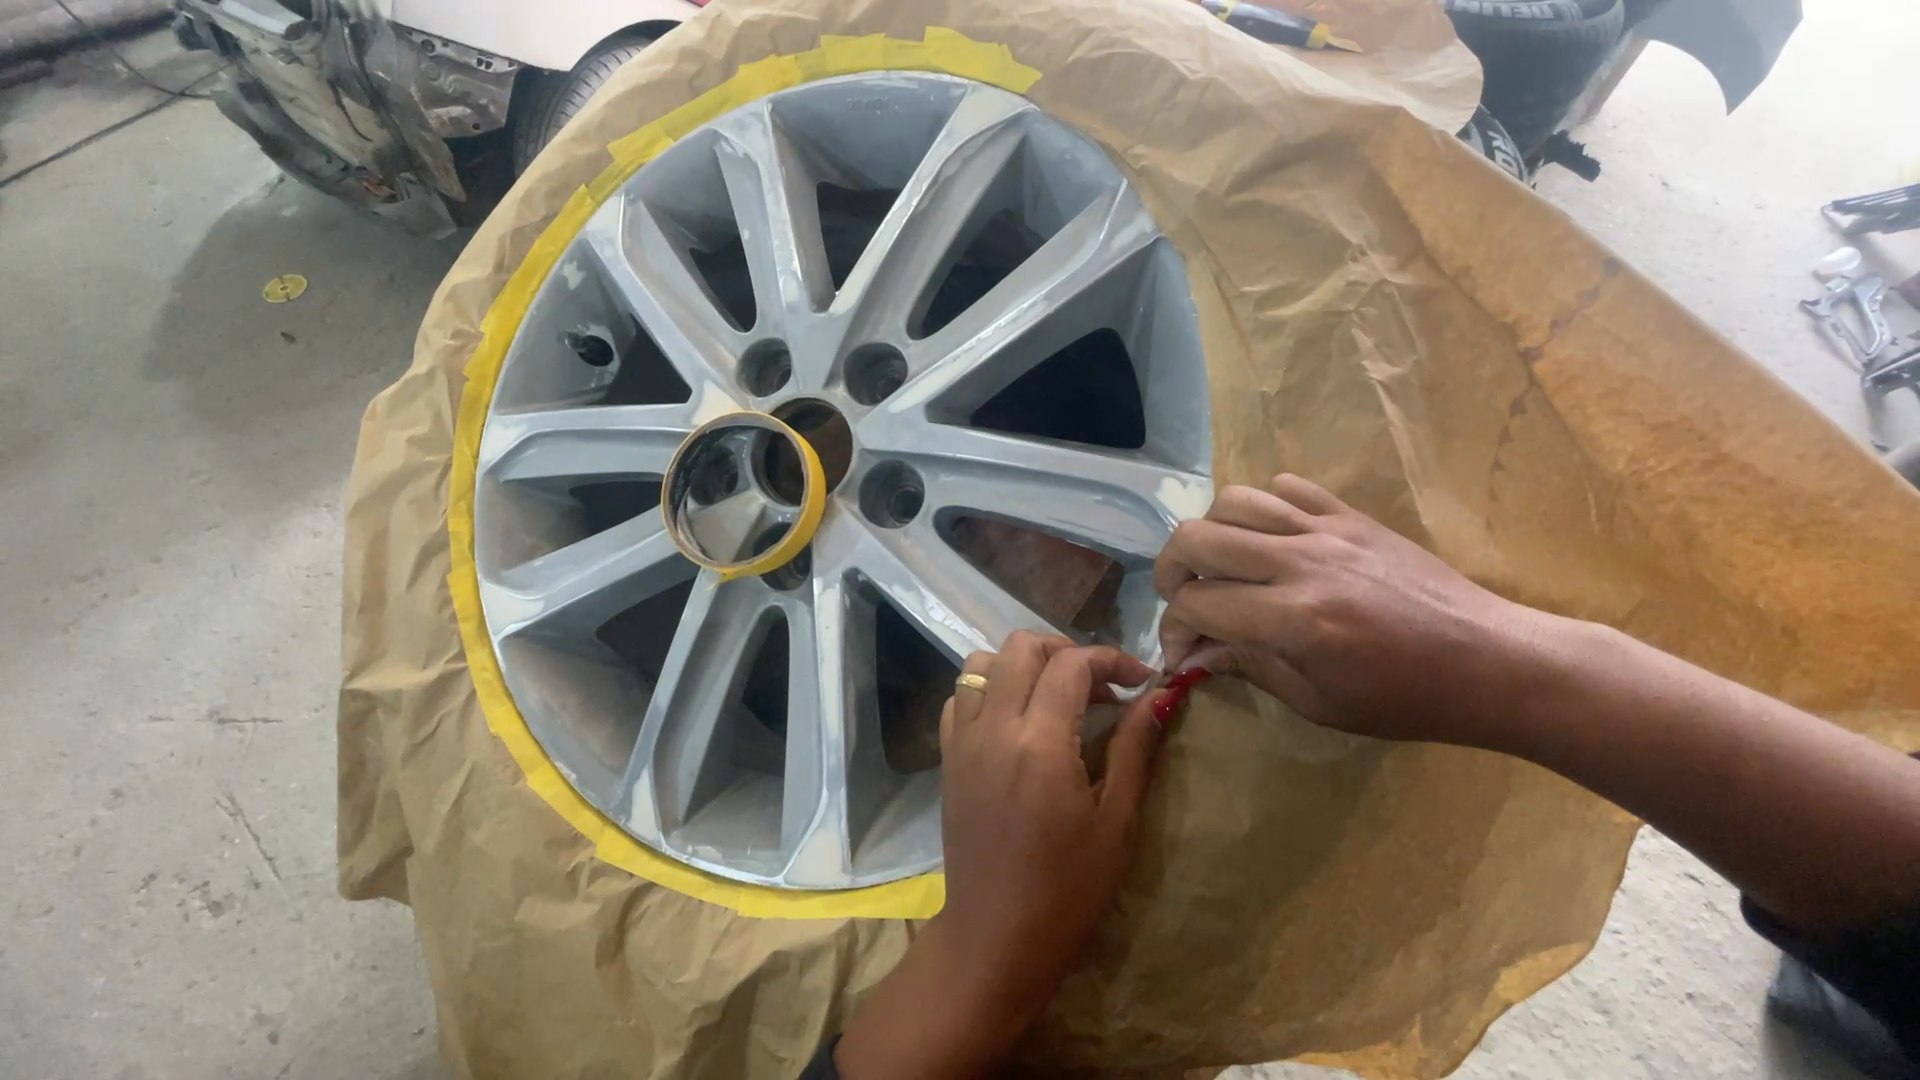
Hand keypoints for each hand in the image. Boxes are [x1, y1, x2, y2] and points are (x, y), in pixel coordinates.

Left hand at [833, 633, 1164, 1078]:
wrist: (995, 935)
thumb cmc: (1067, 888)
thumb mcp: (1115, 820)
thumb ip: (1135, 747)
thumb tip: (1159, 694)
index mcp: (1039, 742)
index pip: (1071, 664)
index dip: (1111, 658)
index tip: (1140, 680)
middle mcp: (992, 727)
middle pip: (1022, 646)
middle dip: (1066, 650)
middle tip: (1099, 685)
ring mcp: (962, 740)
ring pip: (983, 662)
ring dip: (1023, 664)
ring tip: (1055, 695)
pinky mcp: (947, 757)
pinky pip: (960, 696)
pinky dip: (989, 687)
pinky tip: (1016, 718)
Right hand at [1155, 474, 1553, 744]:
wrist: (1491, 661)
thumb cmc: (1404, 699)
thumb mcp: (1317, 702)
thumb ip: (1247, 666)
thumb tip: (1194, 654)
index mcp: (1293, 619)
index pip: (1196, 603)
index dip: (1173, 630)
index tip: (1181, 653)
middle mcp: (1302, 563)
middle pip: (1198, 537)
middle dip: (1170, 570)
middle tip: (1181, 598)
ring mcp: (1329, 531)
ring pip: (1235, 500)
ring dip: (1211, 532)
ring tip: (1220, 563)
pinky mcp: (1353, 516)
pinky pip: (1288, 486)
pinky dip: (1264, 507)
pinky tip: (1270, 539)